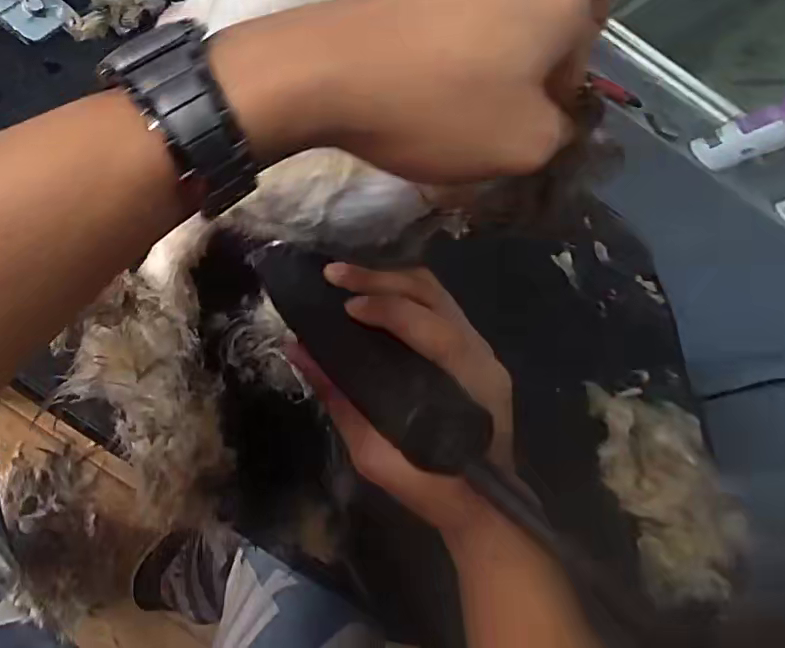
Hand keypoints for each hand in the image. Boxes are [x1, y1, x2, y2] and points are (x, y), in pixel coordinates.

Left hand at [209, 0, 615, 184]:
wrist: (319, 73)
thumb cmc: (438, 104)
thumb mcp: (525, 144)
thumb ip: (561, 129)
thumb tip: (553, 115)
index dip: (596, 24)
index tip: (558, 75)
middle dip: (540, 49)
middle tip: (512, 102)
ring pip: (490, 9)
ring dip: (488, 54)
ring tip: (454, 106)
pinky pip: (442, 17)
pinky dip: (441, 50)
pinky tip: (412, 89)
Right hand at [288, 264, 517, 544]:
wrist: (486, 512)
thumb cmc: (433, 489)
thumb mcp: (376, 455)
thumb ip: (339, 400)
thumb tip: (298, 351)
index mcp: (468, 379)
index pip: (428, 324)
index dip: (385, 308)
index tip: (344, 307)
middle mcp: (480, 351)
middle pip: (430, 292)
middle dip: (379, 278)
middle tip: (333, 273)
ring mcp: (481, 345)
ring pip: (434, 290)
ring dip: (388, 278)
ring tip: (346, 276)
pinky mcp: (472, 346)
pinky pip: (436, 303)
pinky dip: (401, 290)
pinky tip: (372, 292)